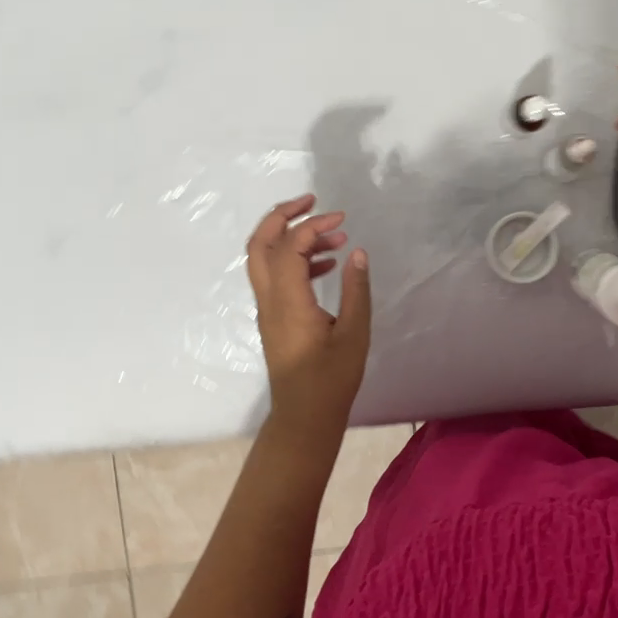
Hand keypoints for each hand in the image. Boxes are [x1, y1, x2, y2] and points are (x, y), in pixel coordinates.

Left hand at [246, 194, 372, 424]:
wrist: (305, 416)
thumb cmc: (332, 379)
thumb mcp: (355, 334)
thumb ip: (356, 290)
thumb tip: (357, 252)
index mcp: (289, 301)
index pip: (290, 247)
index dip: (314, 226)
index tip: (343, 221)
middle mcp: (270, 300)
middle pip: (259, 244)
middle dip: (282, 215)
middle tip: (313, 201)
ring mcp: (268, 309)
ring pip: (263, 259)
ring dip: (290, 237)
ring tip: (333, 236)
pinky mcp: (274, 317)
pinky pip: (275, 276)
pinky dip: (294, 259)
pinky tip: (327, 264)